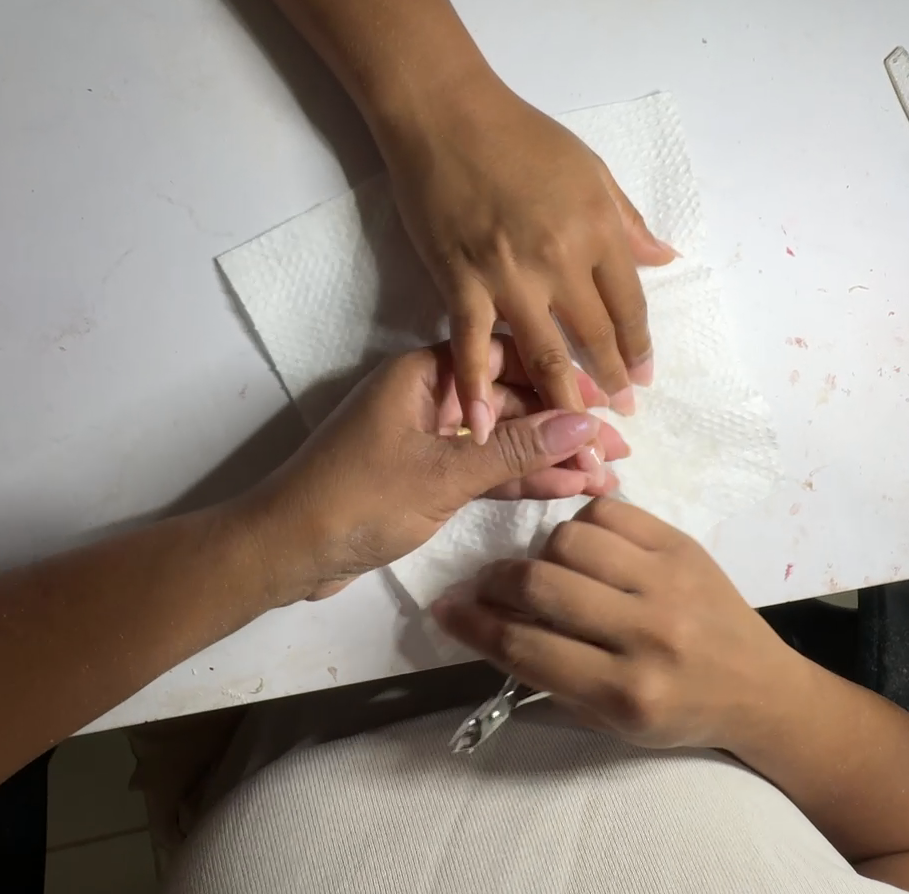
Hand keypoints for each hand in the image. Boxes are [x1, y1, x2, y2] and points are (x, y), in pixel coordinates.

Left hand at [247, 339, 629, 601]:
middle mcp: (430, 396)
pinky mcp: (427, 475)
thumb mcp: (442, 473)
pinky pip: (482, 469)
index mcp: (424, 373)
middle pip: (508, 401)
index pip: (505, 359)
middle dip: (562, 428)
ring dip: (547, 458)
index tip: (608, 404)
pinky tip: (565, 490)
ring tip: (606, 477)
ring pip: (500, 440)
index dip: (558, 380)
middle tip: (619, 452)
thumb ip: (515, 450)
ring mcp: (429, 437)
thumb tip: (585, 424)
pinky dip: (518, 481)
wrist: (289, 550)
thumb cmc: (359, 498)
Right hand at [376, 80, 676, 435]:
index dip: (639, 344)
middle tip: (624, 411)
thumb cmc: (520, 136)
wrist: (446, 117)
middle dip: (612, 378)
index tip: (645, 373)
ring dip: (564, 395)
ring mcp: (508, 277)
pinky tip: (482, 426)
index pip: (628, 303)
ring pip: (542, 352)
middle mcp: (560, 260)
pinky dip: (476, 389)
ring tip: (579, 429)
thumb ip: (627, 220)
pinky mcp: (461, 284)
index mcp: (597, 228)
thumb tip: (665, 259)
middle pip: (593, 335)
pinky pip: (473, 346)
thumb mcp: (590, 168)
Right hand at [432, 497, 795, 749]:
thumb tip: (482, 620)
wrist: (760, 689)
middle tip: (488, 584)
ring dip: (545, 553)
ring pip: (570, 538)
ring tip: (551, 569)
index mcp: (628, 694)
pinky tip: (589, 547)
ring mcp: (669, 583)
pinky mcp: (682, 545)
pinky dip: (584, 525)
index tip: (445, 608)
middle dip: (496, 581)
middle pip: (541, 584)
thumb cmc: (676, 712)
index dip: (473, 625)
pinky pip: (608, 509)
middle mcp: (649, 635)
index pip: (526, 648)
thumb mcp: (608, 720)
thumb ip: (545, 674)